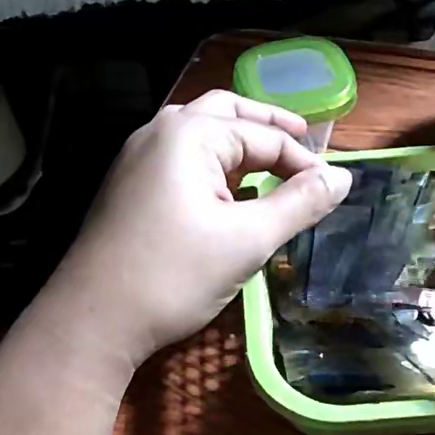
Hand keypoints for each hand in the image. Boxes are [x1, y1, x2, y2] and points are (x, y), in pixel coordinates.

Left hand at [48, 90, 352, 366]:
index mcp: (188, 135)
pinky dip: (215, 166)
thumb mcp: (248, 240)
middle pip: (225, 113)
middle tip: (304, 141)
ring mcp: (138, 161)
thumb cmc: (173, 276)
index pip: (262, 136)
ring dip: (239, 144)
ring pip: (200, 136)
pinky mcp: (130, 189)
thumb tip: (342, 178)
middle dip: (267, 127)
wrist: (92, 321)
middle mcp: (158, 134)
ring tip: (272, 163)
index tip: (331, 190)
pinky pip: (182, 161)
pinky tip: (231, 192)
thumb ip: (299, 204)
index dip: (303, 161)